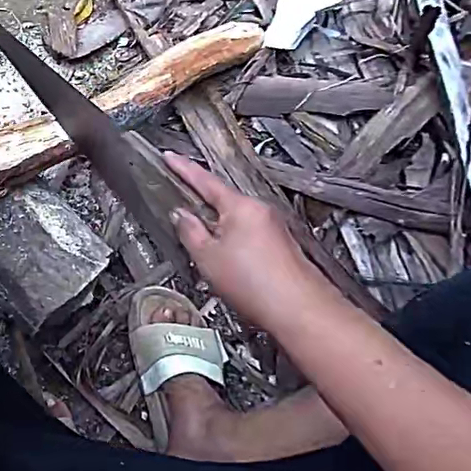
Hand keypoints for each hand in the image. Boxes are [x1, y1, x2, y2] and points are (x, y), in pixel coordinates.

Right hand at [163, 151, 333, 327]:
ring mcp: (273, 228)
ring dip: (216, 230)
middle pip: (220, 201)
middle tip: (179, 213)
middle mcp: (260, 211)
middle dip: (199, 208)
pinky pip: (247, 236)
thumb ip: (189, 230)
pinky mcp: (280, 246)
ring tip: (204, 251)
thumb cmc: (258, 284)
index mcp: (241, 207)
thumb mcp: (206, 256)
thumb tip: (181, 215)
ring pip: (234, 221)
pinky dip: (232, 244)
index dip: (183, 168)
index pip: (204, 180)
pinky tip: (227, 264)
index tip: (170, 158)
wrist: (300, 312)